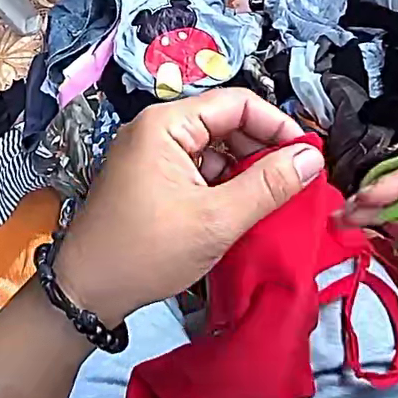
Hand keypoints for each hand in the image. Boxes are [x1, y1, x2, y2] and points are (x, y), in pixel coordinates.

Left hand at [53, 89, 324, 324]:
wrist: (86, 294)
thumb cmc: (144, 252)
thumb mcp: (217, 219)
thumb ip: (269, 186)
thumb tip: (310, 159)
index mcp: (167, 124)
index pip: (238, 103)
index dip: (277, 125)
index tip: (306, 155)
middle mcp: (158, 129)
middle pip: (228, 122)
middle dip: (263, 149)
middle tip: (293, 181)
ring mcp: (154, 154)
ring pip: (218, 147)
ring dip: (247, 170)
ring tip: (272, 198)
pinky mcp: (155, 178)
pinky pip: (202, 168)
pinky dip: (227, 184)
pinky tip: (244, 208)